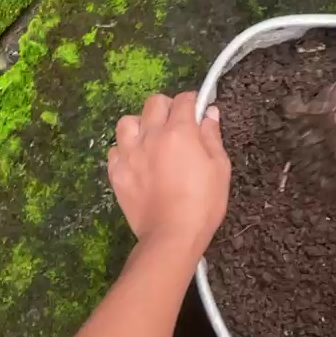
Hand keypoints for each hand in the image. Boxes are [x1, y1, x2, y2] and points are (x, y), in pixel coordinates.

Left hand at [108, 91, 230, 254]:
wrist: (171, 236)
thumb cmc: (203, 203)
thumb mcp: (220, 168)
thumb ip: (212, 136)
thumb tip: (209, 112)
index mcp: (179, 131)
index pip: (184, 100)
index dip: (193, 102)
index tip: (197, 111)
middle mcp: (151, 135)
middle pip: (154, 103)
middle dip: (167, 107)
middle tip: (176, 124)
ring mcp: (129, 153)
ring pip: (127, 122)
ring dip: (140, 125)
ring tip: (150, 140)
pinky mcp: (116, 173)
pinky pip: (115, 150)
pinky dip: (125, 150)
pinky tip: (137, 162)